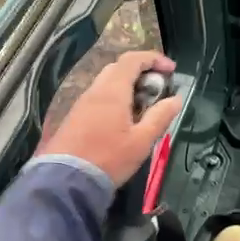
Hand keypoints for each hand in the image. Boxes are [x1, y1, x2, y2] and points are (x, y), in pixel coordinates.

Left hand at [36, 51, 184, 187]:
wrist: (64, 182)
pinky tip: (123, 120)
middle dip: (141, 72)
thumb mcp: (141, 141)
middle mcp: (95, 91)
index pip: (133, 60)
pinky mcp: (74, 118)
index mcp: (112, 91)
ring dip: (128, 86)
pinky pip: (98, 98)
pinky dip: (115, 98)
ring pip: (107, 83)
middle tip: (158, 88)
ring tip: (143, 106)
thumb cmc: (108, 158)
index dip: (154, 58)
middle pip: (118, 68)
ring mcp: (81, 104)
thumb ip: (160, 117)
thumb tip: (175, 99)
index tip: (171, 70)